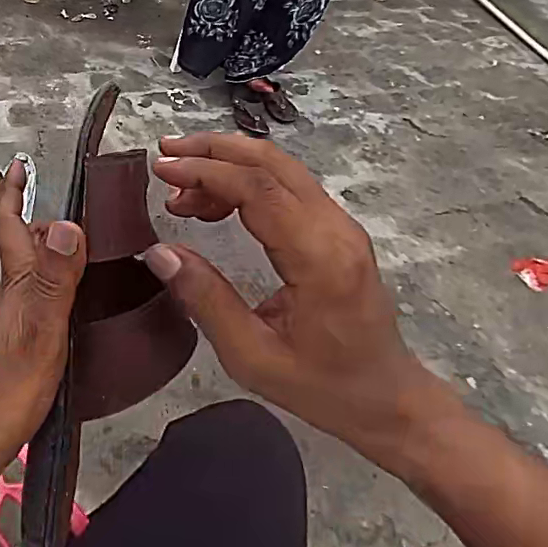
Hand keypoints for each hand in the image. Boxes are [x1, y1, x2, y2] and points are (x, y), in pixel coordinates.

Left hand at [0, 159, 86, 479]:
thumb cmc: (9, 390)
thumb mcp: (41, 331)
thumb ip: (55, 279)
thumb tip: (67, 223)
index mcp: (17, 285)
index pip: (11, 227)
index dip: (15, 194)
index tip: (22, 164)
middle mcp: (14, 294)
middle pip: (25, 244)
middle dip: (45, 217)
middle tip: (85, 206)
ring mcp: (17, 318)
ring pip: (36, 270)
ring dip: (57, 249)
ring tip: (94, 244)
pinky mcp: (24, 340)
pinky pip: (44, 295)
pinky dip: (63, 281)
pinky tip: (84, 296)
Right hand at [146, 134, 446, 466]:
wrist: (386, 397)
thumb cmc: (322, 386)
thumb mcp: (252, 356)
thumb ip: (206, 300)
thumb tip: (160, 253)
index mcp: (319, 258)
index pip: (258, 188)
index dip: (206, 171)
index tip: (163, 169)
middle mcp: (336, 229)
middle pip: (273, 163)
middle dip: (215, 149)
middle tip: (167, 154)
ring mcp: (341, 225)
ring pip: (282, 169)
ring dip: (229, 163)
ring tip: (181, 186)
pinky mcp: (338, 230)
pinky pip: (289, 188)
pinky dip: (247, 183)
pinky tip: (214, 204)